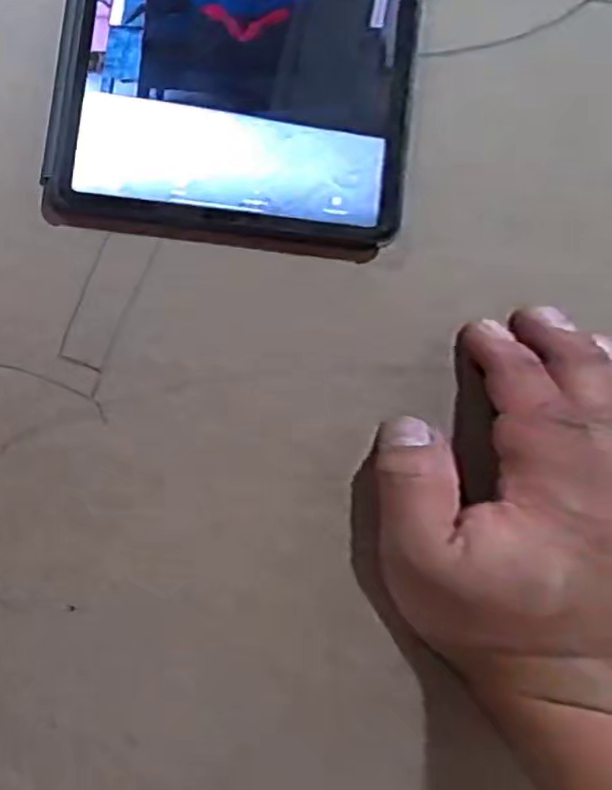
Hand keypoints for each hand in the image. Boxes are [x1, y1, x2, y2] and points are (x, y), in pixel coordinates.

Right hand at [376, 307, 611, 713]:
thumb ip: (411, 485)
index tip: (483, 331)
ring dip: (610, 379)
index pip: (540, 414)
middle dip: (571, 357)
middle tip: (539, 315)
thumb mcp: (417, 554)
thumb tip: (409, 423)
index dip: (512, 367)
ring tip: (587, 340)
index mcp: (559, 500)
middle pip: (601, 412)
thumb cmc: (480, 616)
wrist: (569, 686)